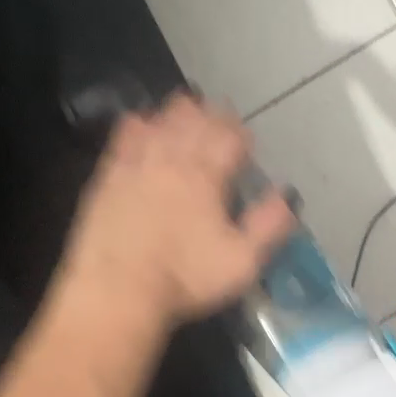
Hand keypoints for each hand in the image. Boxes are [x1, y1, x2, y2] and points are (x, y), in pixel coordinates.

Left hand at [61, 93, 295, 323]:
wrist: (118, 290)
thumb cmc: (187, 278)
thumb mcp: (243, 261)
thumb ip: (269, 224)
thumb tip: (288, 194)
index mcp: (208, 177)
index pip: (229, 139)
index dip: (240, 134)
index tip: (247, 138)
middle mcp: (172, 160)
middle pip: (194, 123)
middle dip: (210, 115)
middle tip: (217, 112)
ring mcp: (136, 165)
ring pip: (160, 123)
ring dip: (175, 113)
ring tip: (184, 106)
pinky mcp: (107, 177)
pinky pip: (123, 137)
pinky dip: (136, 125)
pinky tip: (138, 122)